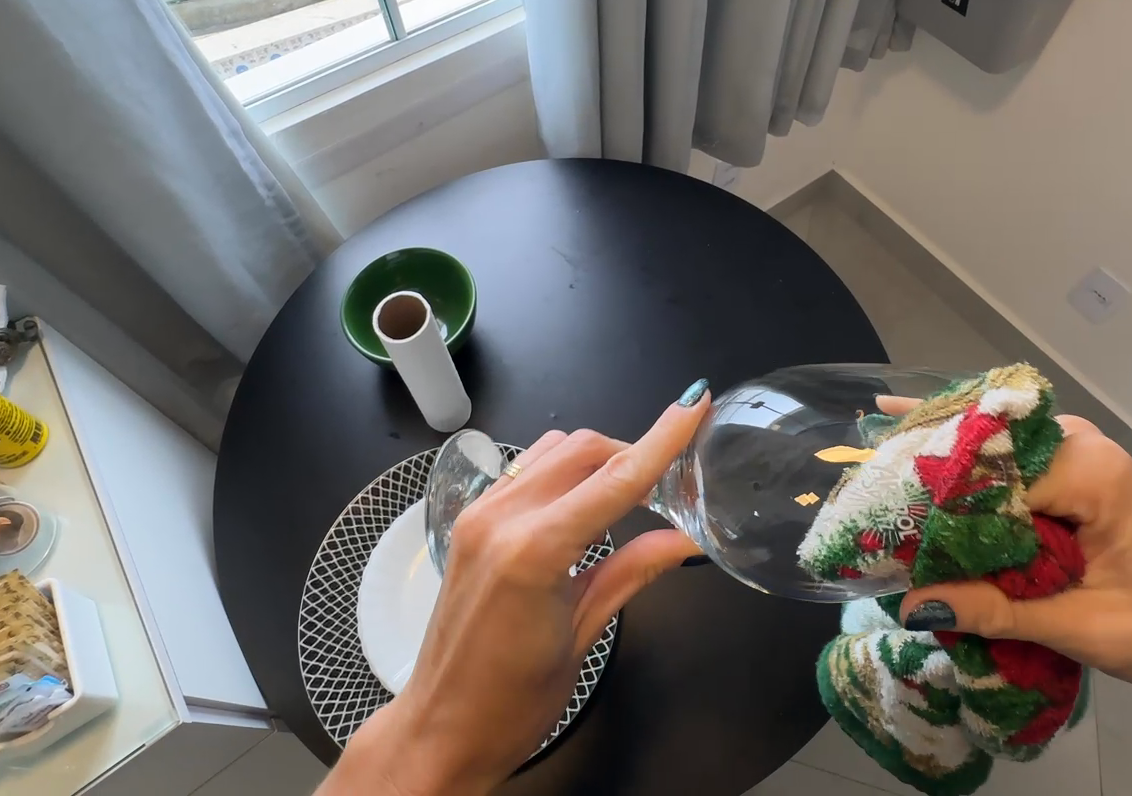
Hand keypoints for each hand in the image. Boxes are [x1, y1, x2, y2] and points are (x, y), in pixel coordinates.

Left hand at [325, 384, 711, 794]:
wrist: (437, 728)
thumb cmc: (515, 702)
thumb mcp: (585, 635)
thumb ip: (634, 571)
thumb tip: (687, 538)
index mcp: (536, 551)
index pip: (616, 478)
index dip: (663, 437)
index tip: (694, 402)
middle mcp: (503, 515)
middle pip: (584, 448)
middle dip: (632, 451)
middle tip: (668, 483)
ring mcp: (482, 511)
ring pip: (554, 447)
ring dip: (597, 456)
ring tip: (626, 491)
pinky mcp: (471, 516)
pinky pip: (526, 466)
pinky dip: (563, 468)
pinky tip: (581, 499)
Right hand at [899, 416, 1131, 700]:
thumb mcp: (1093, 630)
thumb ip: (999, 610)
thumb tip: (912, 605)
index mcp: (1087, 471)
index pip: (982, 471)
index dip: (926, 499)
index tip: (876, 526)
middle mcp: (1075, 444)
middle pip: (976, 449)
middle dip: (917, 469)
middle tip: (858, 493)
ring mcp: (1075, 453)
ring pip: (986, 452)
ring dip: (935, 470)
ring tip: (876, 487)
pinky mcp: (1074, 473)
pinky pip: (1006, 465)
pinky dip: (966, 477)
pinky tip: (921, 475)